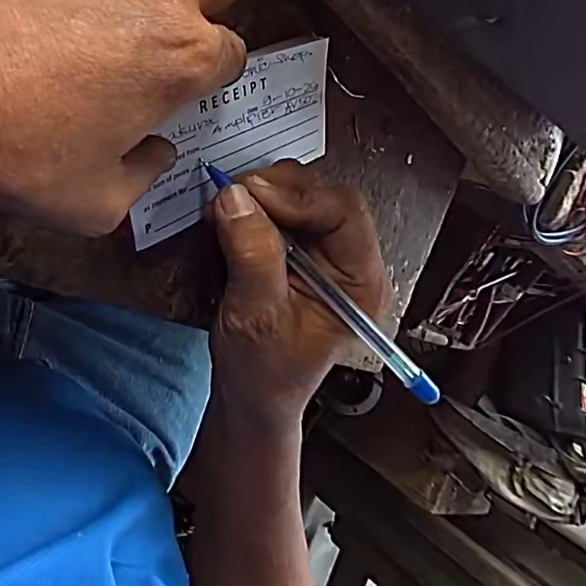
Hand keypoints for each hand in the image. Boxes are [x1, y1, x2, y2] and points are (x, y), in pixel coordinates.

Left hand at [0, 0, 247, 232]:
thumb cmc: (9, 150)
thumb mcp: (93, 202)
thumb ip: (145, 178)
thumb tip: (155, 151)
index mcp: (183, 56)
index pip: (233, 52)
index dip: (212, 76)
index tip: (184, 90)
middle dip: (212, 5)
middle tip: (171, 40)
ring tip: (133, 10)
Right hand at [207, 161, 389, 427]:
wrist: (252, 395)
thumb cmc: (265, 372)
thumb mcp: (256, 318)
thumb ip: (252, 256)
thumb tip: (236, 197)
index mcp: (360, 282)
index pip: (344, 214)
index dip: (298, 198)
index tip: (251, 194)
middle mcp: (349, 259)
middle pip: (323, 196)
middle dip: (275, 191)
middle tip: (230, 196)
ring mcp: (324, 250)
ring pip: (300, 195)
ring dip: (261, 194)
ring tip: (225, 209)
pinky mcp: (298, 247)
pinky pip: (280, 208)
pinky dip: (253, 205)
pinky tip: (230, 217)